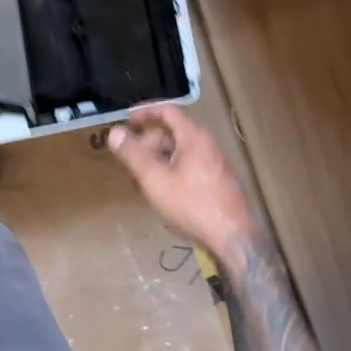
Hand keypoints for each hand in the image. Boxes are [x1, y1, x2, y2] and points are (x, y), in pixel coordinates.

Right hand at [107, 104, 258, 255]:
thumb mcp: (155, 179)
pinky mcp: (221, 183)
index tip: (128, 118)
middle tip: (130, 162)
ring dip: (158, 162)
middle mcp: (208, 145)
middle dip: (148, 145)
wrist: (236, 240)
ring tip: (143, 184)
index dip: (145, 111)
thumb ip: (133, 154)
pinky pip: (191, 167)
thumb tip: (114, 132)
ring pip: (180, 153)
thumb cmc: (192, 205)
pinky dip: (172, 172)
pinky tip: (164, 195)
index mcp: (193, 137)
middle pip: (172, 134)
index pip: (167, 111)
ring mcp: (217, 164)